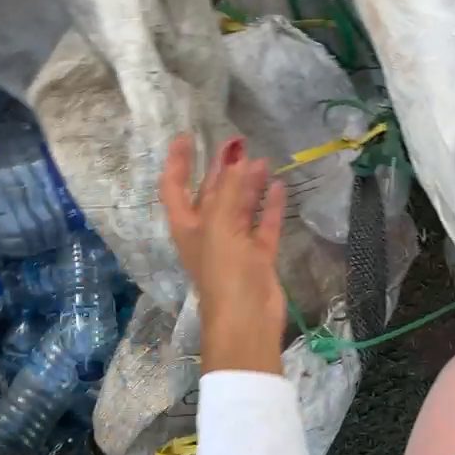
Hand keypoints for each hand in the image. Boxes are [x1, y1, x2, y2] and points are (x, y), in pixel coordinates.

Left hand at [160, 134, 288, 376]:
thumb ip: (230, 191)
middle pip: (212, 193)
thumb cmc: (224, 272)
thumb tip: (239, 160)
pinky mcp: (259, 256)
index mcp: (187, 225)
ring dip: (249, 184)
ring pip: (240, 207)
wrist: (247, 318)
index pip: (175, 186)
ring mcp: (235, 245)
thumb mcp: (219, 226)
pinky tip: (279, 187)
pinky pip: (264, 225)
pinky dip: (270, 207)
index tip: (187, 136)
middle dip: (221, 169)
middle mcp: (208, 232)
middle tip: (237, 142)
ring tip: (263, 160)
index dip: (178, 161)